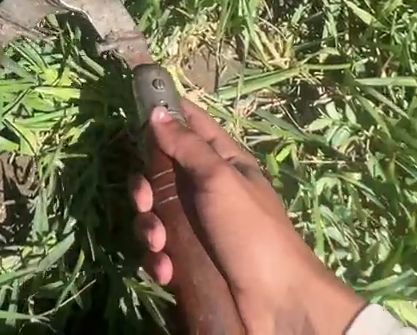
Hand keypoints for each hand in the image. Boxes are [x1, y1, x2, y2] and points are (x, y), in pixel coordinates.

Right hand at [130, 100, 365, 334]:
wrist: (278, 306)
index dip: (165, 114)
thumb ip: (187, 145)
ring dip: (148, 227)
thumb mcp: (220, 180)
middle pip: (160, 172)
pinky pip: (160, 249)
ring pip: (155, 212)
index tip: (137, 112)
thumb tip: (157, 110)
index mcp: (221, 161)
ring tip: (158, 244)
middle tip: (144, 201)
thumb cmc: (252, 230)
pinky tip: (166, 269)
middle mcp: (205, 188)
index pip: (190, 123)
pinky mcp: (188, 259)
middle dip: (144, 186)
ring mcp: (196, 225)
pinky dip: (158, 259)